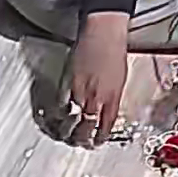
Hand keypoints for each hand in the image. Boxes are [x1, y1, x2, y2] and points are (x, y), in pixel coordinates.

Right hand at [67, 12, 129, 147]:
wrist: (103, 32)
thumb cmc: (113, 50)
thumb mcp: (120, 79)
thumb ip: (112, 97)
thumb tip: (106, 110)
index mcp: (112, 98)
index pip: (106, 125)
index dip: (100, 137)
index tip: (96, 142)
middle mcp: (97, 98)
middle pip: (87, 126)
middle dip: (82, 139)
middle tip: (80, 143)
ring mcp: (81, 92)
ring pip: (72, 119)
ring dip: (68, 131)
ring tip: (65, 136)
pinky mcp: (68, 83)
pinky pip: (62, 105)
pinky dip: (59, 113)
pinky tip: (57, 117)